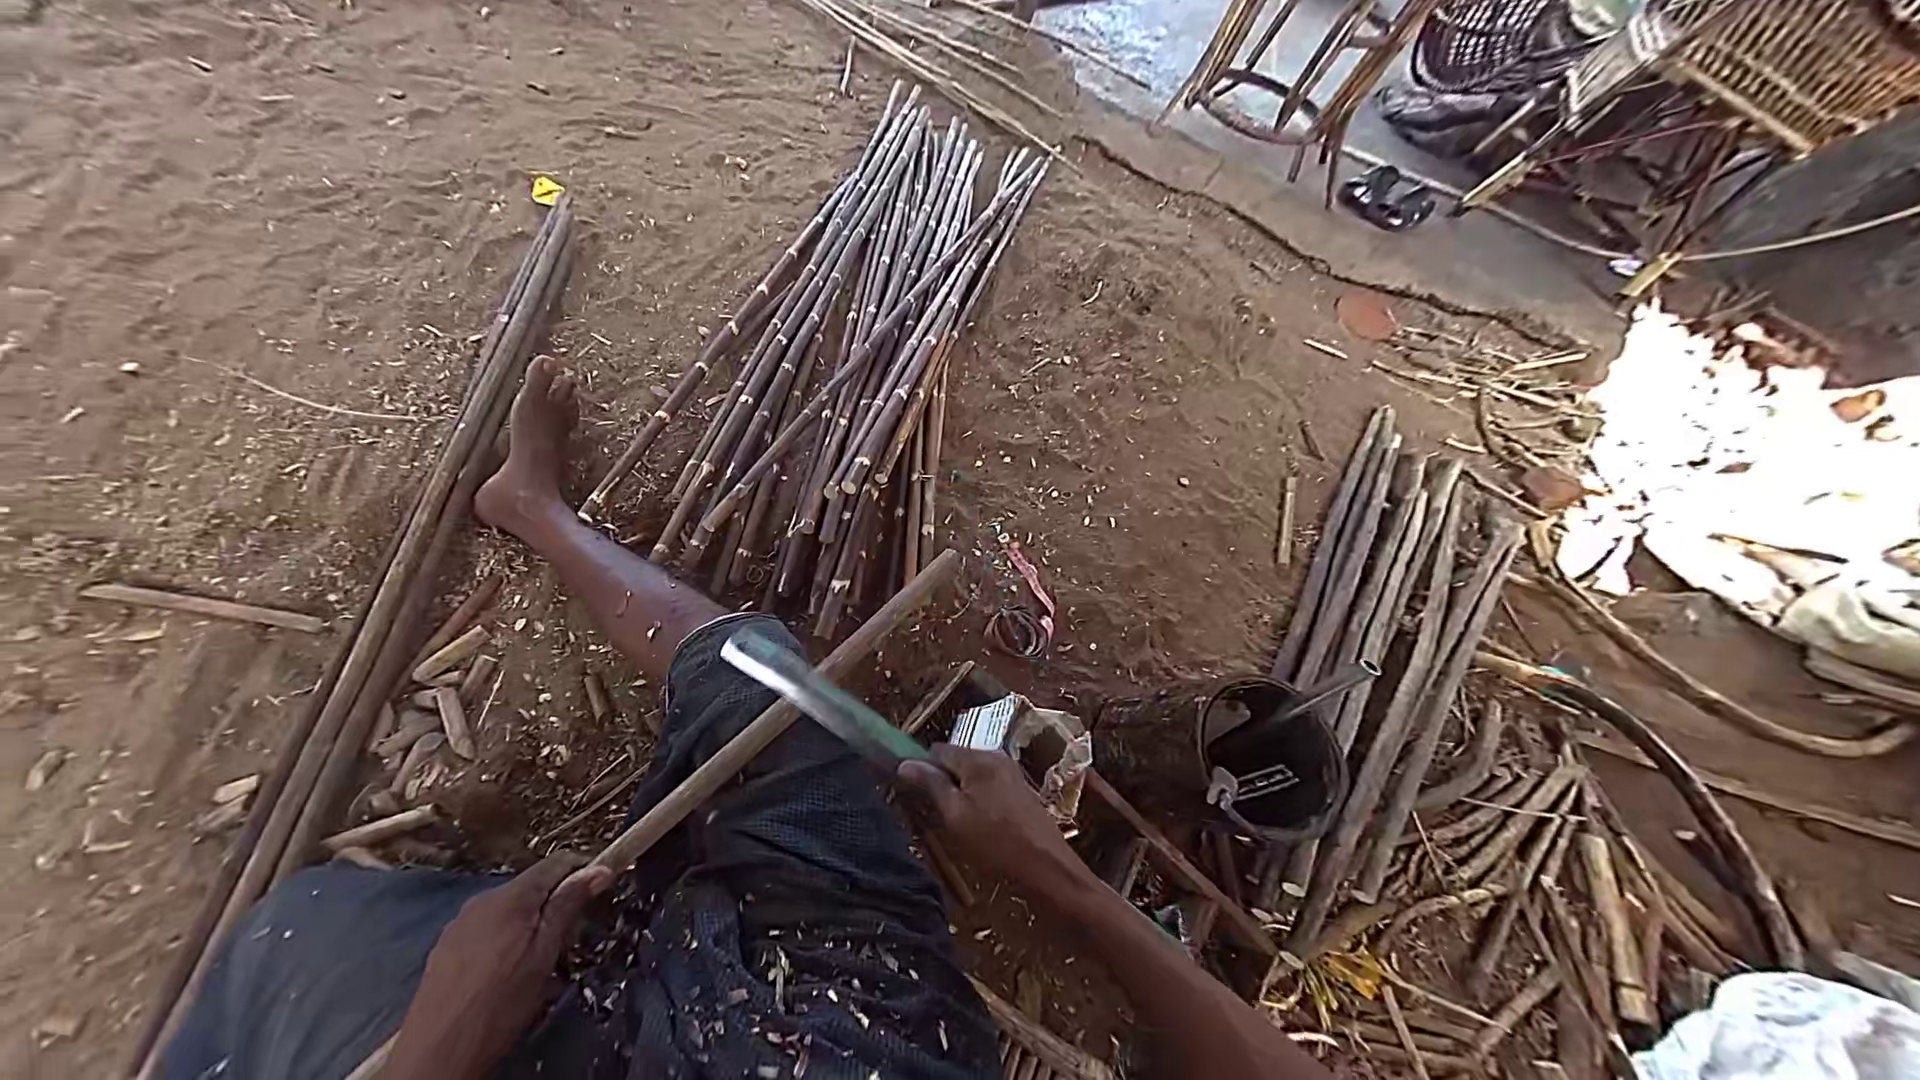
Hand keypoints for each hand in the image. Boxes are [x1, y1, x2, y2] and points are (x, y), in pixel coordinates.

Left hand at [382, 854, 612, 1079]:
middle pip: (534, 885)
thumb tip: (600, 868)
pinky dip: (506, 937)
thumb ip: (570, 905)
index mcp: (511, 896)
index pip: (558, 862)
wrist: (434, 1060)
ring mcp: (459, 924)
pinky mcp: (444, 949)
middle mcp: (482, 900)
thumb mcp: (546, 952)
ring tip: (538, 959)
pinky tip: (505, 971)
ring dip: (532, 921)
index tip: (599, 892)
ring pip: (511, 908)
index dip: (584, 871)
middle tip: (568, 939)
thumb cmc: (500, 1003)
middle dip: (557, 902)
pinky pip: (488, 928)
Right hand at [896, 745, 1095, 905]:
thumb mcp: (955, 816)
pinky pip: (988, 782)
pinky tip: (980, 823)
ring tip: (960, 822)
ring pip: (972, 772)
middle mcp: (995, 755)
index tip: (916, 794)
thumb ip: (931, 785)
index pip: (937, 749)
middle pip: (956, 758)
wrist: (1047, 866)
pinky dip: (978, 796)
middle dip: (943, 780)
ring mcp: (1010, 770)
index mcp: (978, 758)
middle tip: (939, 813)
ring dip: (961, 790)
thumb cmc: (996, 843)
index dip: (922, 768)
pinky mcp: (1020, 786)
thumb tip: (905, 763)